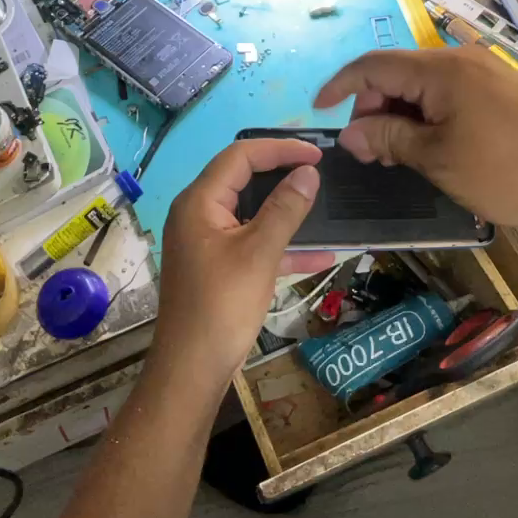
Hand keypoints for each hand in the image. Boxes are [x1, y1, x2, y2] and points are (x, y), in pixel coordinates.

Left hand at [153, 139, 334, 383]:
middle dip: (283, 175)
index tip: (317, 154)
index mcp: (199, 202)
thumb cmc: (221, 306)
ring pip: (251, 214)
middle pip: (243, 180)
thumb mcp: (259, 254)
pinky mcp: (217, 266)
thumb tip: (308, 173)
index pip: (239, 156)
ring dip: (287, 213)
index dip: (279, 148)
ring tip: (325, 209)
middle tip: (320, 173)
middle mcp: (198, 214)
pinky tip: (321, 256)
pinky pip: (252, 244)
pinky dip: (281, 246)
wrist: (192, 368)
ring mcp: (206, 242)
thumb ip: (285, 210)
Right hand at [313, 48, 517, 240]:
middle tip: (367, 152)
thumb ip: (387, 138)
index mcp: (442, 69)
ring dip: (399, 117)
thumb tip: (351, 132)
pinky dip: (426, 118)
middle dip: (372, 109)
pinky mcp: (501, 93)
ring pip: (422, 87)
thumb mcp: (436, 158)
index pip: (373, 65)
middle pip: (397, 74)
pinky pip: (448, 95)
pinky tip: (427, 149)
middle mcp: (462, 60)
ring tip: (395, 157)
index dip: (340, 86)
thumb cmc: (506, 173)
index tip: (318, 110)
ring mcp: (486, 74)